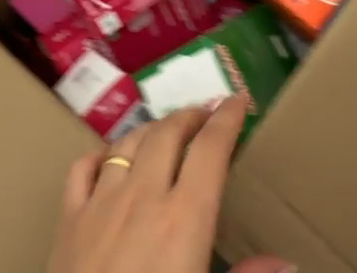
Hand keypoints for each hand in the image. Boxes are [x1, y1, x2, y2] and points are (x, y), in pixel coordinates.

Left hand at [48, 95, 291, 272]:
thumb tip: (288, 264)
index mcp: (185, 218)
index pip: (210, 149)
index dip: (226, 119)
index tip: (239, 100)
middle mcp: (143, 197)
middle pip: (168, 134)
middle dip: (190, 116)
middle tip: (206, 114)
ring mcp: (101, 204)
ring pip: (128, 142)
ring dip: (152, 129)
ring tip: (167, 131)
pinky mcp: (69, 220)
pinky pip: (83, 168)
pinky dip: (102, 154)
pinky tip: (111, 158)